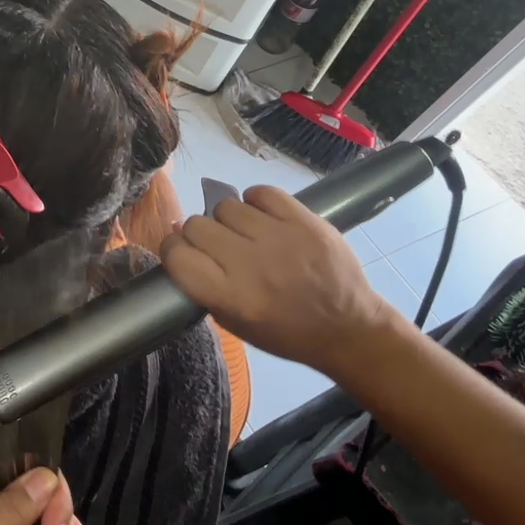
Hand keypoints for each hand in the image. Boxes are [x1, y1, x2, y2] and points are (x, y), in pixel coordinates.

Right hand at [160, 185, 406, 376]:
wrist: (351, 329)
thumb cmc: (285, 332)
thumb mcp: (233, 321)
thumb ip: (201, 282)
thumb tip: (178, 235)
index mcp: (233, 298)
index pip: (177, 255)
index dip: (174, 250)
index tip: (185, 253)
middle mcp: (253, 266)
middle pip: (196, 224)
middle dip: (203, 235)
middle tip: (222, 248)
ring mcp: (281, 240)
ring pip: (226, 206)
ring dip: (231, 220)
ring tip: (250, 235)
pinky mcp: (306, 221)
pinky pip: (261, 193)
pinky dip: (258, 203)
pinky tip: (267, 220)